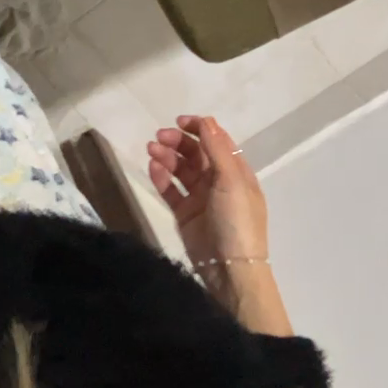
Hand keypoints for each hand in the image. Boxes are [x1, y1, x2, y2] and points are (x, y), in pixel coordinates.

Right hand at [147, 115, 267, 265]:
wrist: (229, 268)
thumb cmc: (237, 221)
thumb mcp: (232, 181)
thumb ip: (217, 149)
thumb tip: (207, 120)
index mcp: (236, 172)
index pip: (217, 142)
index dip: (199, 128)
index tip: (179, 121)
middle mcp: (218, 181)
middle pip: (195, 153)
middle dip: (178, 142)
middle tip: (158, 137)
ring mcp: (200, 197)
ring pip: (180, 169)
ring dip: (166, 156)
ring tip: (151, 150)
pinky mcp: (184, 212)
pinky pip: (170, 189)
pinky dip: (160, 176)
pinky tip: (152, 167)